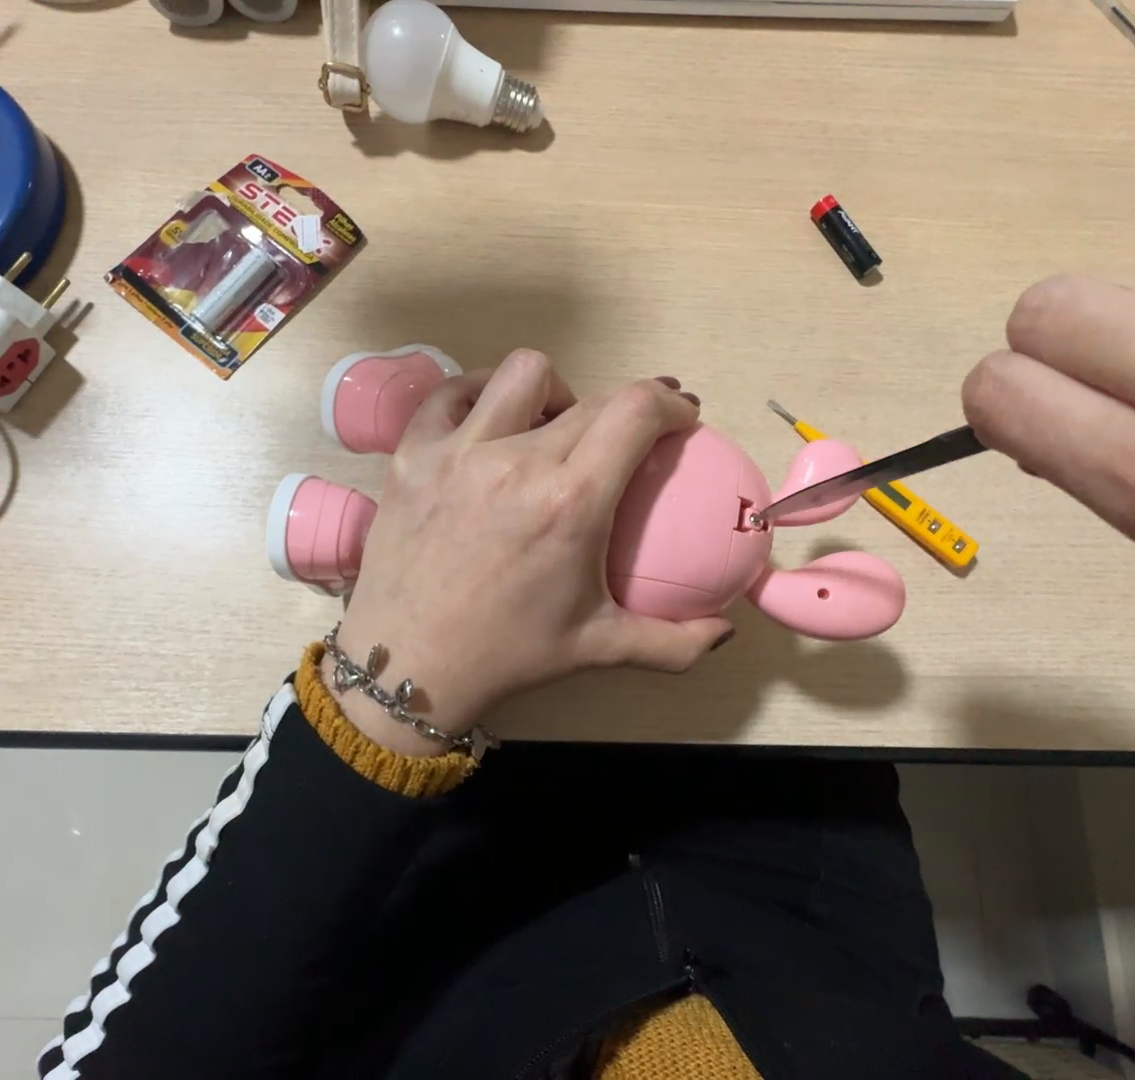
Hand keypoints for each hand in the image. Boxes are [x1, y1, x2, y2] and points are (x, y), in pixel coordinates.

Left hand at [326, 351, 733, 755]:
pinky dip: (480, 395)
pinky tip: (490, 423)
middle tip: (625, 439)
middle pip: (592, 397)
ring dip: (554, 392)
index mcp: (571, 502)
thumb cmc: (507, 655)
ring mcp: (458, 450)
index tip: (679, 420)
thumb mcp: (598, 647)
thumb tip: (726, 631)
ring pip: (523, 373)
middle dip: (626, 408)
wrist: (409, 665)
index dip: (670, 403)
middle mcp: (516, 461)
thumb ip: (673, 642)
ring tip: (552, 427)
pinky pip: (452, 393)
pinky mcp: (412, 453)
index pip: (637, 412)